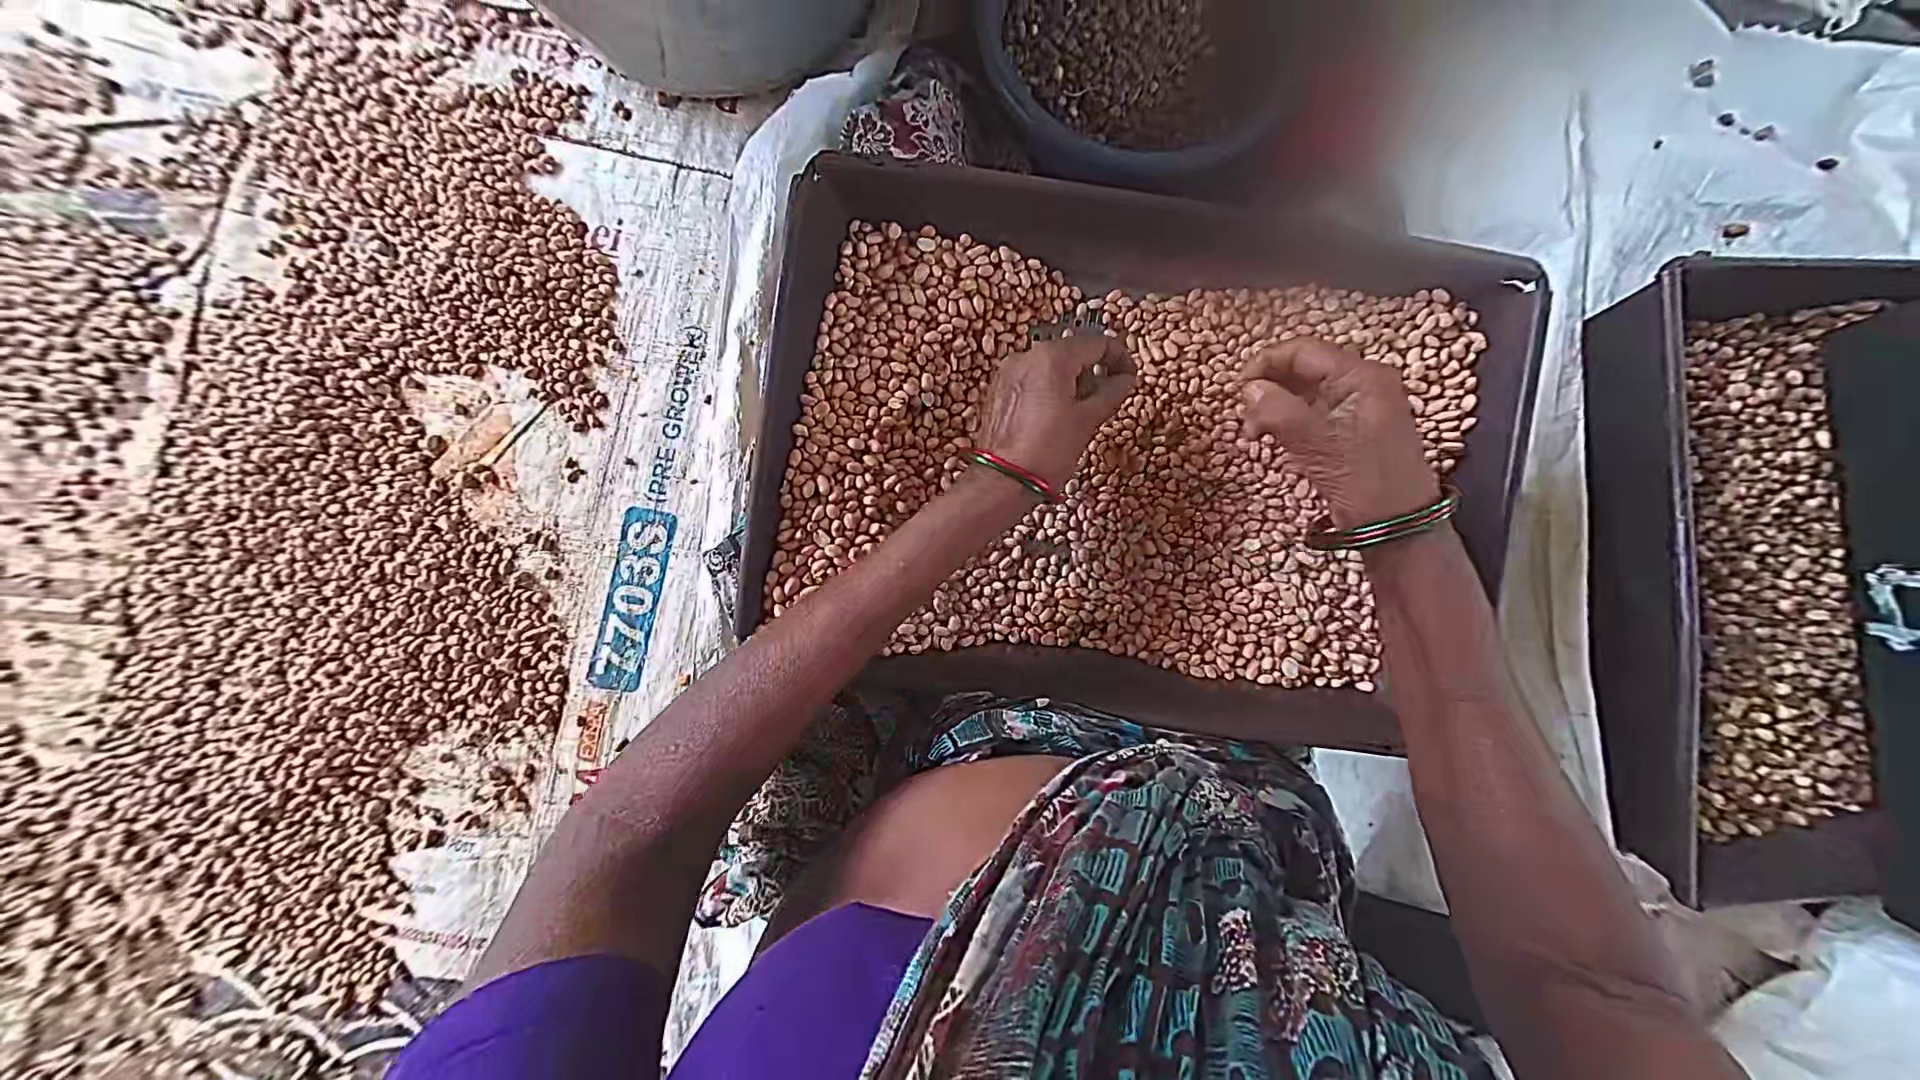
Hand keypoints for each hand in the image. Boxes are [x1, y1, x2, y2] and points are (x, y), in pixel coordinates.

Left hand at [973, 333, 1136, 488]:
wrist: (1004, 481)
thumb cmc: (1048, 451)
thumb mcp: (1088, 419)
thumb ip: (1112, 392)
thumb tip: (1125, 379)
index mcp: (1052, 357)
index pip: (1097, 342)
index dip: (1120, 358)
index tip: (1129, 377)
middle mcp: (1026, 356)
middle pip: (1071, 352)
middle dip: (1093, 371)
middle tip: (1106, 398)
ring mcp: (1008, 373)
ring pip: (1050, 366)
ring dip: (1071, 382)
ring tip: (1080, 414)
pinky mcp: (999, 391)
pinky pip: (1031, 381)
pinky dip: (1049, 390)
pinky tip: (1055, 418)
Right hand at [1238, 338, 1438, 528]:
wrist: (1397, 525)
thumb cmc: (1365, 482)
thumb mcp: (1318, 444)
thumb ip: (1279, 411)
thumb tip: (1248, 389)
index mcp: (1361, 377)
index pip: (1303, 351)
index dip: (1265, 363)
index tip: (1237, 388)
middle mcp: (1360, 384)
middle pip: (1300, 370)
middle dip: (1266, 389)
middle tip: (1244, 419)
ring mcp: (1353, 408)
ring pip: (1300, 393)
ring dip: (1270, 408)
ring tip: (1253, 435)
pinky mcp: (1345, 430)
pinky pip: (1306, 414)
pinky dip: (1283, 423)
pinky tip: (1269, 440)